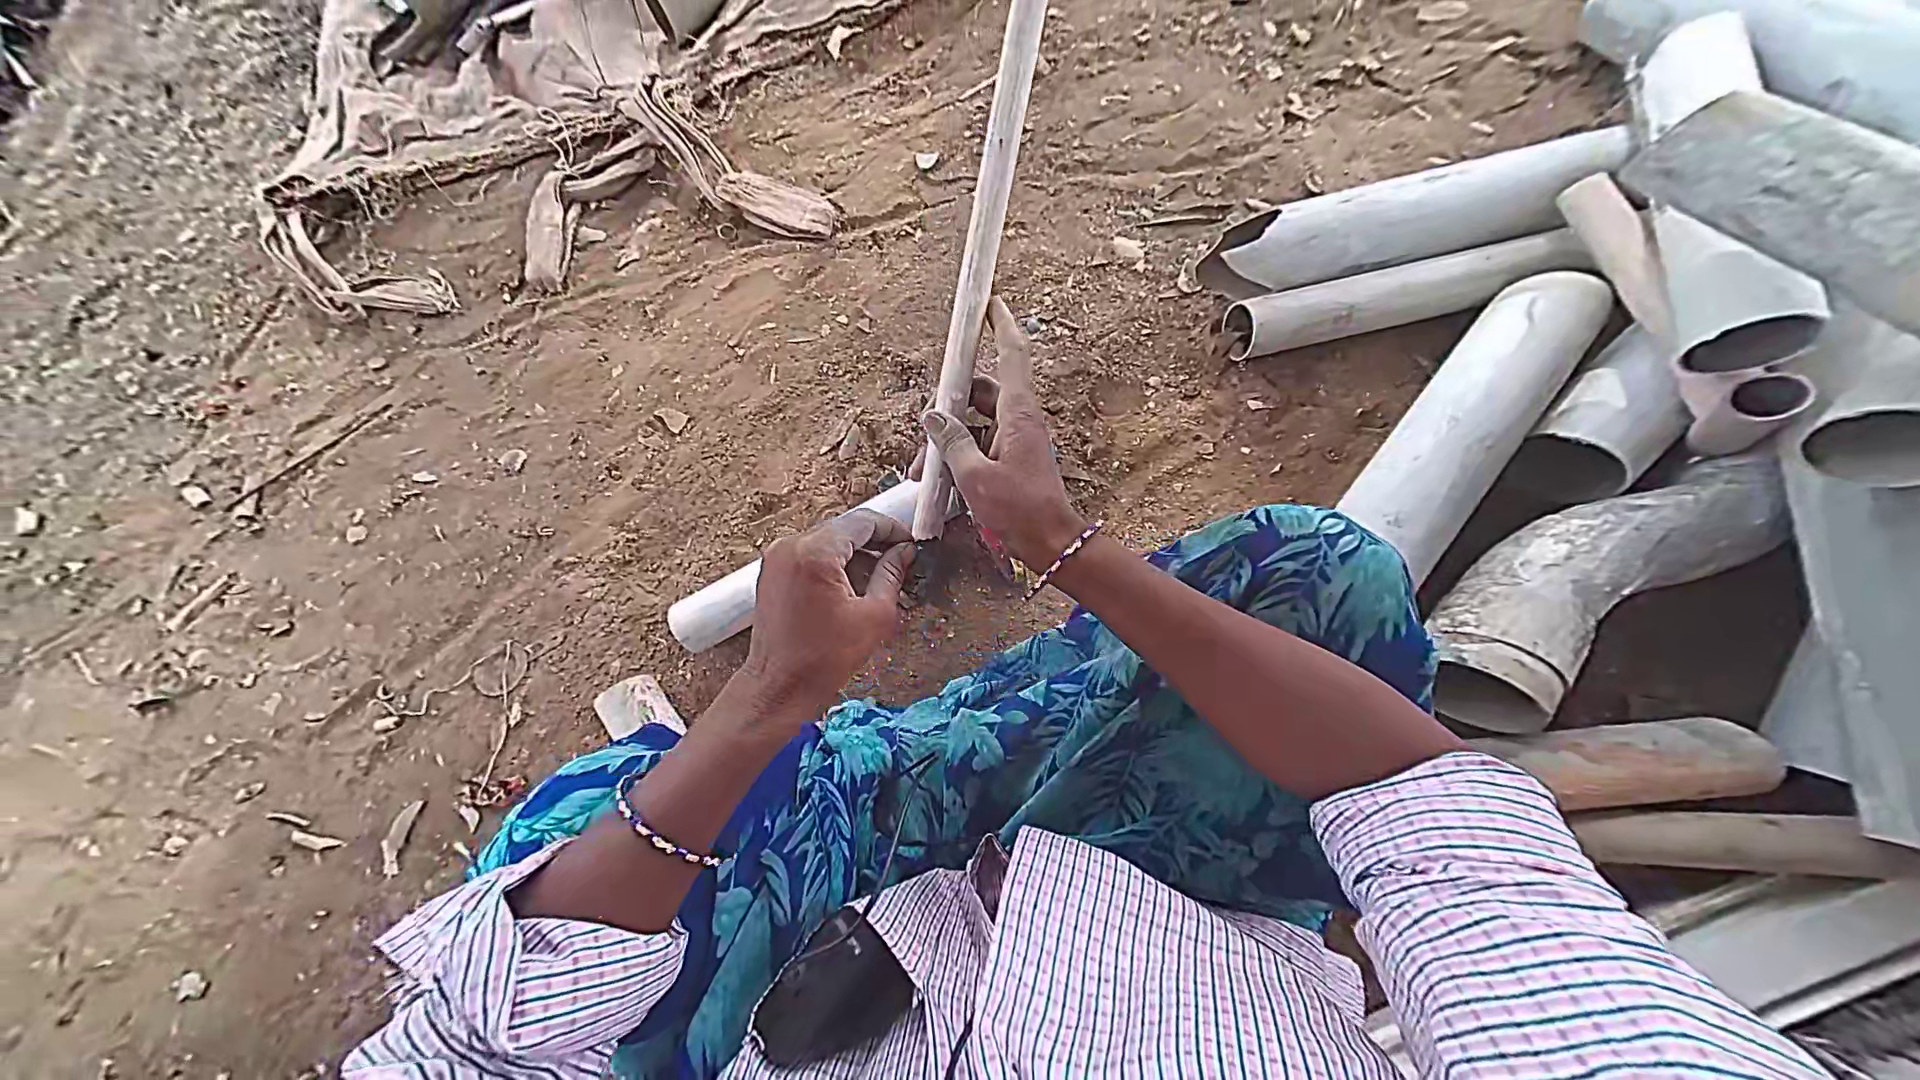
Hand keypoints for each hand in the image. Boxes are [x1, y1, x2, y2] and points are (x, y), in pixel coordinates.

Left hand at [739, 509, 916, 722]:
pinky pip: (810, 554)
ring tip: (880, 578)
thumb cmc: (824, 659)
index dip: (892, 529)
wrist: (779, 687)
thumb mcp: (875, 615)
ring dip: (856, 554)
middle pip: (844, 529)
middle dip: (875, 543)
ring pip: (828, 541)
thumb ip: (892, 574)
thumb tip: (904, 552)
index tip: (909, 543)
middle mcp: (791, 546)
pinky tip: (853, 586)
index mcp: (816, 553)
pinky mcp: (772, 571)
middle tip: (900, 560)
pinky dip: (834, 563)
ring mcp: (777, 557)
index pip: (863, 521)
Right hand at [919, 296, 1088, 568]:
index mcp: (1017, 414)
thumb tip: (934, 418)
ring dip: (950, 438)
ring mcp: (1015, 440)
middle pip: (981, 392)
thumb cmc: (1019, 510)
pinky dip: (960, 455)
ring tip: (924, 466)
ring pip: (976, 422)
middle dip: (950, 403)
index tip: (990, 302)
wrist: (1049, 542)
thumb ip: (951, 442)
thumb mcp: (974, 476)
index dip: (1001, 325)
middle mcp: (1018, 421)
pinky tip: (938, 478)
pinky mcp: (1011, 459)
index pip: (1011, 355)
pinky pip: (981, 445)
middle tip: (927, 422)